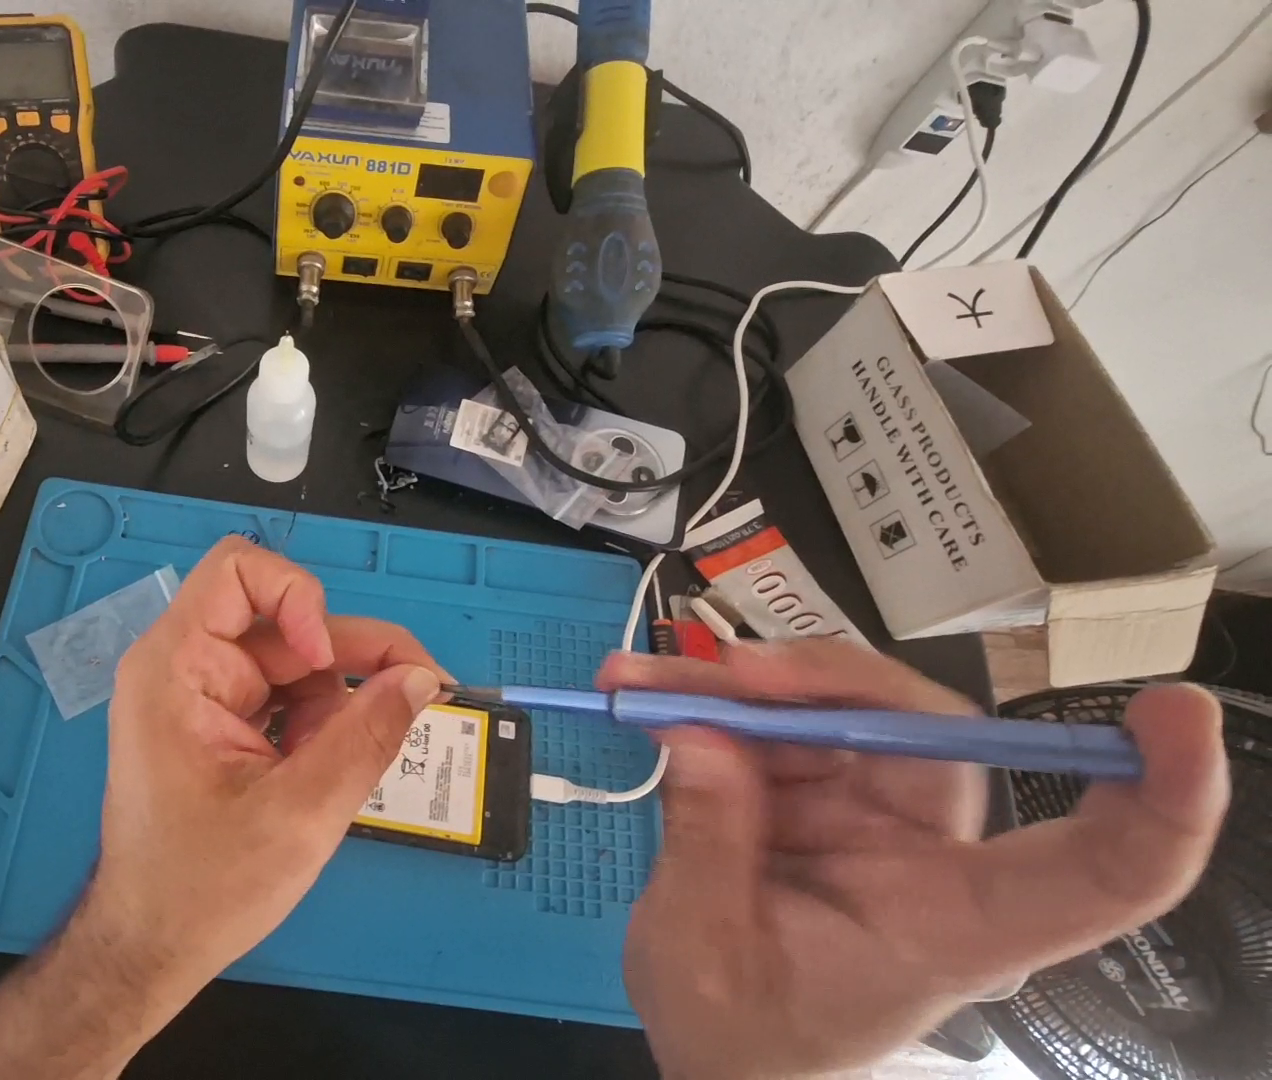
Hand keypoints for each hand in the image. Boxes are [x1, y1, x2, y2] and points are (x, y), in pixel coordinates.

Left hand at [0, 542, 445, 1079]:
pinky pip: (292, 696)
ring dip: (340, 705)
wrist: (152, 949)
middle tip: (424, 691)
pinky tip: (327, 769)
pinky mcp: (228, 719)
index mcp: (178, 666)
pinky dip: (324, 725)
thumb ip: (367, 738)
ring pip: (300, 661)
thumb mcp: (299, 815)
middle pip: (287, 621)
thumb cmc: (205, 888)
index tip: (325, 662)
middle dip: (354, 658)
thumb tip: (421, 678)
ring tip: (347, 765)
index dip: (297, 596)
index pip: (238, 571)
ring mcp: (210, 693)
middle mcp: (190, 664)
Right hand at [604, 639, 1228, 1079]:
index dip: (1156, 794)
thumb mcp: (702, 946)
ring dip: (722, 687)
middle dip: (819, 684)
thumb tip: (699, 730)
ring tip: (636, 678)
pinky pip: (760, 725)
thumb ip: (707, 838)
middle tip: (724, 669)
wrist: (710, 1054)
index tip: (1173, 709)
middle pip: (915, 735)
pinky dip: (699, 701)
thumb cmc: (733, 1036)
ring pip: (819, 711)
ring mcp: (855, 814)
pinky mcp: (798, 792)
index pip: (1091, 869)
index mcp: (947, 921)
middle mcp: (918, 853)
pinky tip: (639, 693)